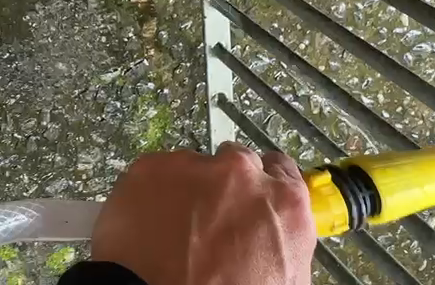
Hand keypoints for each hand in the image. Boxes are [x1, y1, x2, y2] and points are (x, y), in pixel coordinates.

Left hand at [90, 145, 313, 284]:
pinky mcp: (151, 166)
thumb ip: (281, 240)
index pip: (282, 170)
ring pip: (193, 167)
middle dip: (228, 184)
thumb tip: (271, 233)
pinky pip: (158, 174)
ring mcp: (191, 164)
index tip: (257, 195)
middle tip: (215, 220)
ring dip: (190, 190)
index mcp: (283, 203)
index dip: (268, 185)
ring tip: (179, 232)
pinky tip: (155, 226)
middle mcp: (239, 172)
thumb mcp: (284, 279)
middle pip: (236, 161)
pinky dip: (156, 192)